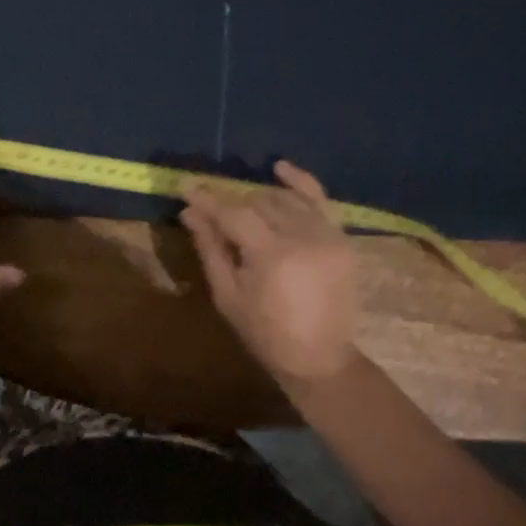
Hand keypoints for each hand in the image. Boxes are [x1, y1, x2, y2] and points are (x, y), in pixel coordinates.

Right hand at [181, 160, 360, 384]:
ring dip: (257, 198)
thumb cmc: (265, 332)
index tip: (184, 187)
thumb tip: (189, 212)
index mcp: (272, 255)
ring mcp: (327, 236)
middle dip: (230, 203)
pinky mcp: (341, 239)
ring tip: (239, 209)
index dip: (207, 199)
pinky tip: (280, 167)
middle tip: (209, 211)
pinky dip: (300, 181)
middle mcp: (303, 237)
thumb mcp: (227, 293)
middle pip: (257, 202)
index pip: (233, 213)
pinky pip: (320, 199)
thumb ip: (210, 247)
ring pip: (283, 199)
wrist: (321, 358)